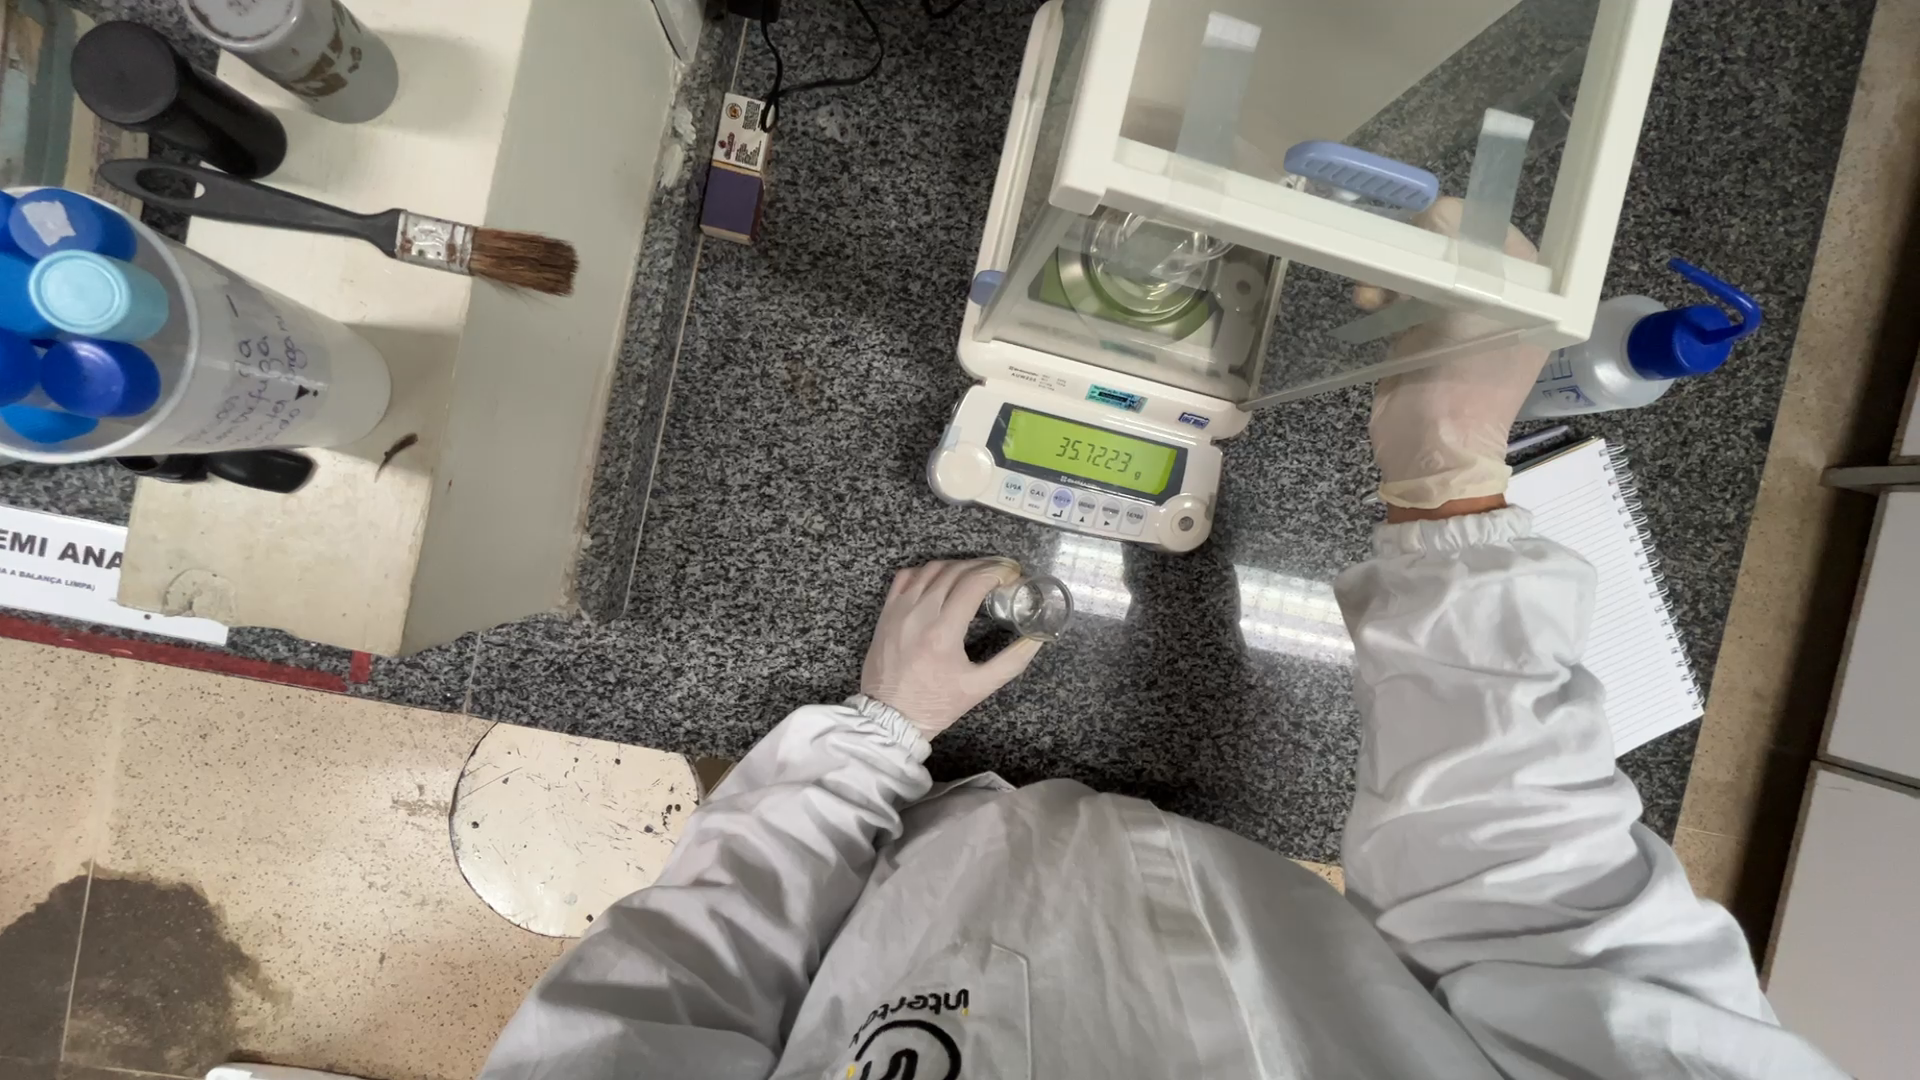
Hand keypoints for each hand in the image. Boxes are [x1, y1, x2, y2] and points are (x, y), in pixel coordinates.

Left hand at [860, 559, 1043, 739]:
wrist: (889, 717)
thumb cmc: (935, 704)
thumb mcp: (979, 688)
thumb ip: (1011, 662)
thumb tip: (1037, 639)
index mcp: (943, 632)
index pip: (973, 583)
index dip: (996, 572)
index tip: (1011, 574)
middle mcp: (919, 614)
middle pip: (954, 571)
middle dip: (982, 566)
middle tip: (999, 572)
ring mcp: (899, 610)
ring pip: (931, 569)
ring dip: (956, 566)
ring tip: (974, 574)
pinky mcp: (886, 613)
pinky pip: (905, 577)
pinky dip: (926, 571)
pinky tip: (940, 579)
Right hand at [1366, 197, 1549, 509]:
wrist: (1429, 447)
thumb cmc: (1462, 383)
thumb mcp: (1470, 310)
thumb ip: (1460, 257)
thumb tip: (1437, 211)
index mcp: (1535, 292)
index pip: (1496, 232)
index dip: (1456, 224)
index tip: (1418, 232)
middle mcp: (1502, 300)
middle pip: (1455, 250)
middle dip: (1416, 252)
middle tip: (1393, 266)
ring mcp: (1458, 320)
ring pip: (1423, 271)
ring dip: (1393, 274)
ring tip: (1374, 294)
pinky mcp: (1420, 336)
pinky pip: (1402, 297)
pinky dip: (1383, 294)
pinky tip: (1369, 304)